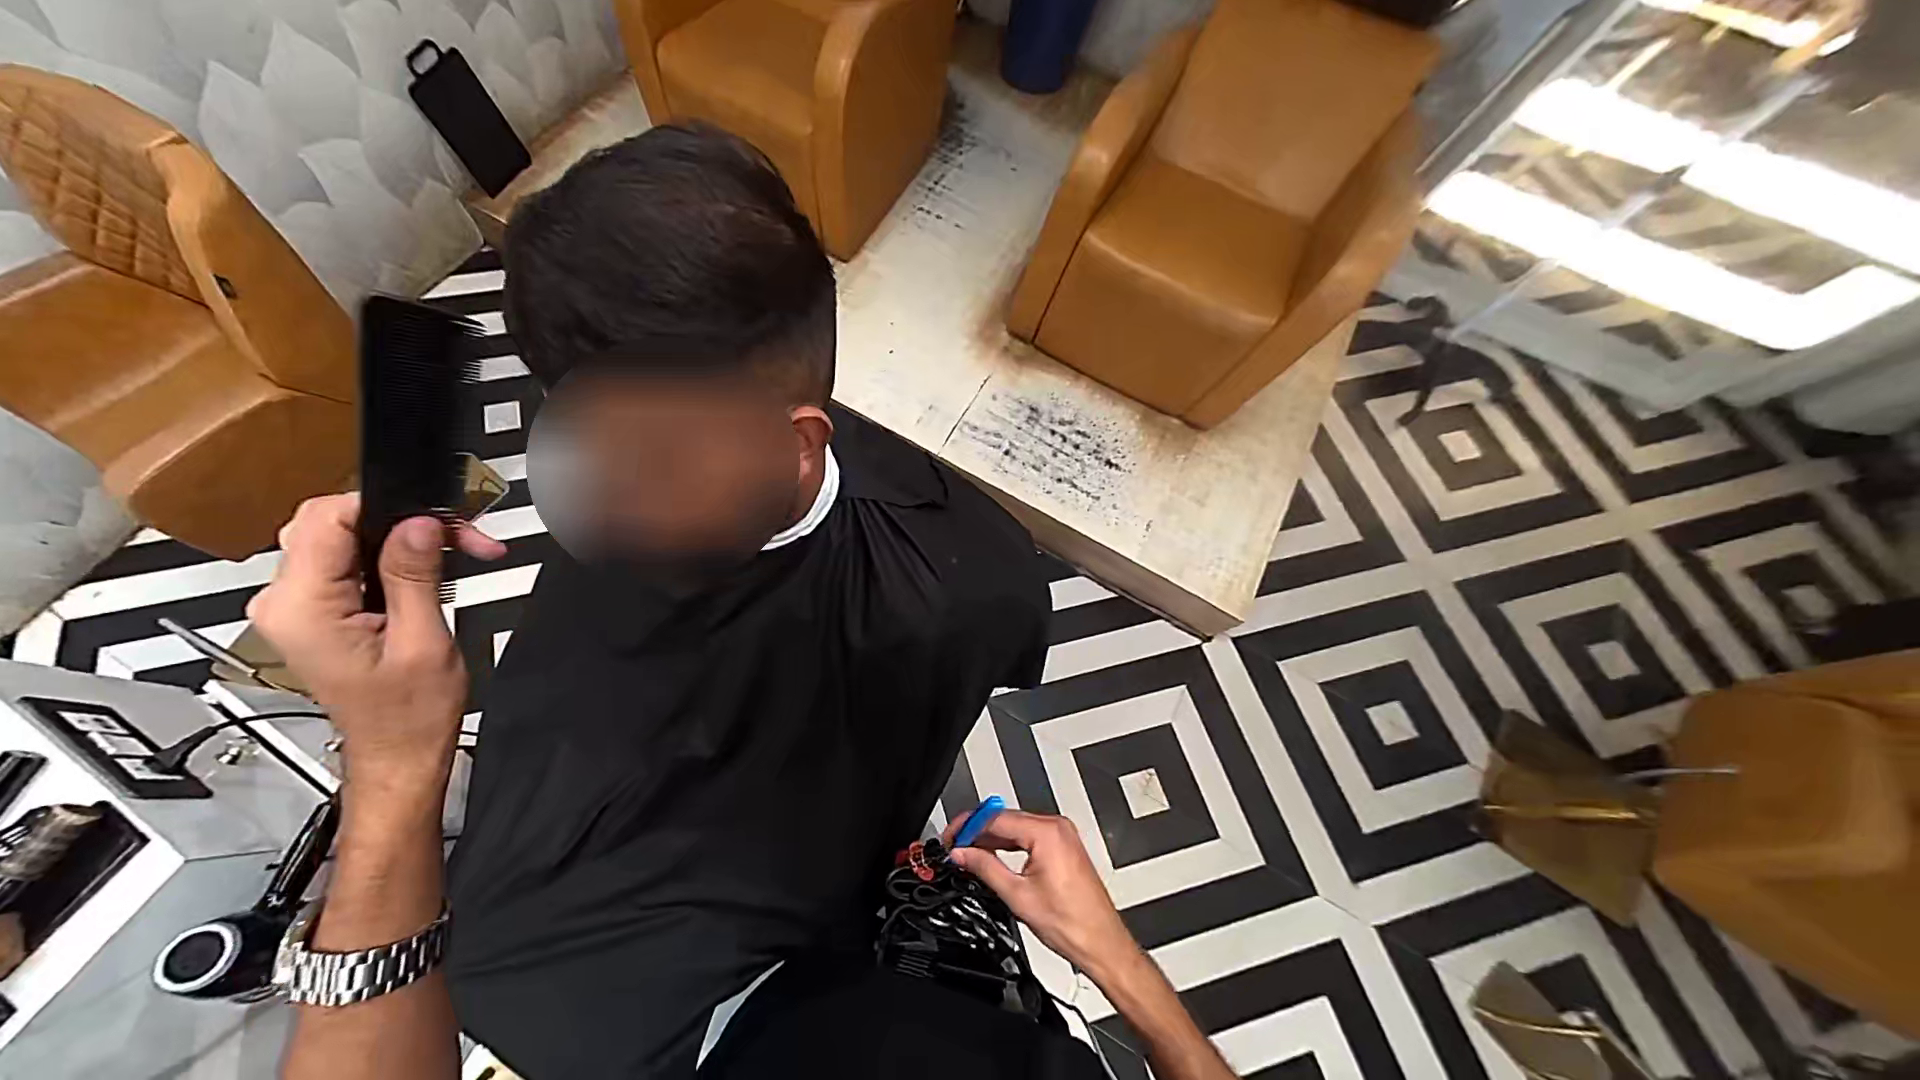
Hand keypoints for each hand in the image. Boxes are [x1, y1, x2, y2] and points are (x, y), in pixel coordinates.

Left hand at [246, 494, 504, 792]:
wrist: (400, 749)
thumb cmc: (409, 712)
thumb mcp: (423, 640)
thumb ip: (413, 576)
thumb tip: (415, 525)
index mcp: (302, 609)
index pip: (326, 520)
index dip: (386, 508)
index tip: (437, 520)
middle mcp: (286, 604)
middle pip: (334, 523)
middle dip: (404, 520)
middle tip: (460, 536)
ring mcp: (299, 607)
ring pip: (347, 538)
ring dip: (407, 537)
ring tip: (458, 551)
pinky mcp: (319, 609)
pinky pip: (350, 560)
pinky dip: (397, 555)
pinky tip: (433, 568)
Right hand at [945, 808, 1139, 978]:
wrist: (1102, 942)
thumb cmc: (1073, 924)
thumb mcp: (1017, 895)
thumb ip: (985, 868)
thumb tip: (963, 854)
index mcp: (1047, 832)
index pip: (995, 818)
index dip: (968, 827)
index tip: (951, 837)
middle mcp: (1056, 827)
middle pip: (1005, 818)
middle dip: (977, 831)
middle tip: (955, 846)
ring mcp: (1061, 835)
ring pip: (1015, 826)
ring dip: (991, 838)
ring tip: (969, 853)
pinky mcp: (1062, 845)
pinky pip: (1028, 835)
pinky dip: (1008, 843)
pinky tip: (992, 856)